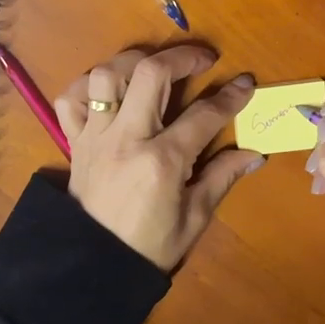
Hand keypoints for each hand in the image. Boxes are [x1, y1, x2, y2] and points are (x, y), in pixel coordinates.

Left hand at [52, 45, 262, 270]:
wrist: (93, 266)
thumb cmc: (149, 247)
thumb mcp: (193, 218)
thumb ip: (221, 178)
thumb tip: (254, 153)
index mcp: (162, 161)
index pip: (204, 115)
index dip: (231, 96)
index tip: (246, 82)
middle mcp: (126, 138)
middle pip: (150, 74)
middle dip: (182, 57)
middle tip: (202, 59)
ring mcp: (95, 136)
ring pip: (106, 75)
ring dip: (133, 61)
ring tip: (154, 67)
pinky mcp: (74, 142)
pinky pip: (70, 99)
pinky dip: (87, 86)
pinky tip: (109, 90)